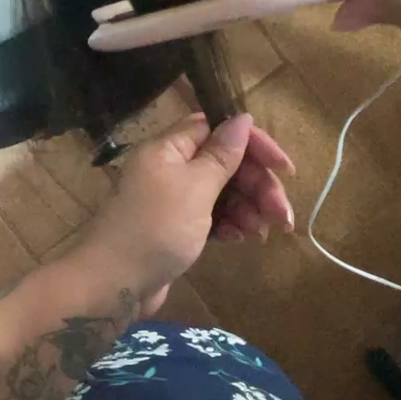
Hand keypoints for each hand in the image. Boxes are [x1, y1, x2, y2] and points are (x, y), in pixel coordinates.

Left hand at [76, 113, 296, 293]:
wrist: (115, 282)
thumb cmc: (156, 228)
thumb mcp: (195, 188)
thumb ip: (221, 155)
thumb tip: (242, 118)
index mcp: (167, 148)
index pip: (216, 129)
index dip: (252, 144)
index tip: (285, 169)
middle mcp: (167, 167)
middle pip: (223, 163)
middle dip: (257, 186)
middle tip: (282, 216)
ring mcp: (170, 198)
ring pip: (220, 191)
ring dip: (247, 207)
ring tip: (261, 233)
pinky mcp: (174, 227)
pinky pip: (210, 215)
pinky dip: (229, 223)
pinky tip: (240, 239)